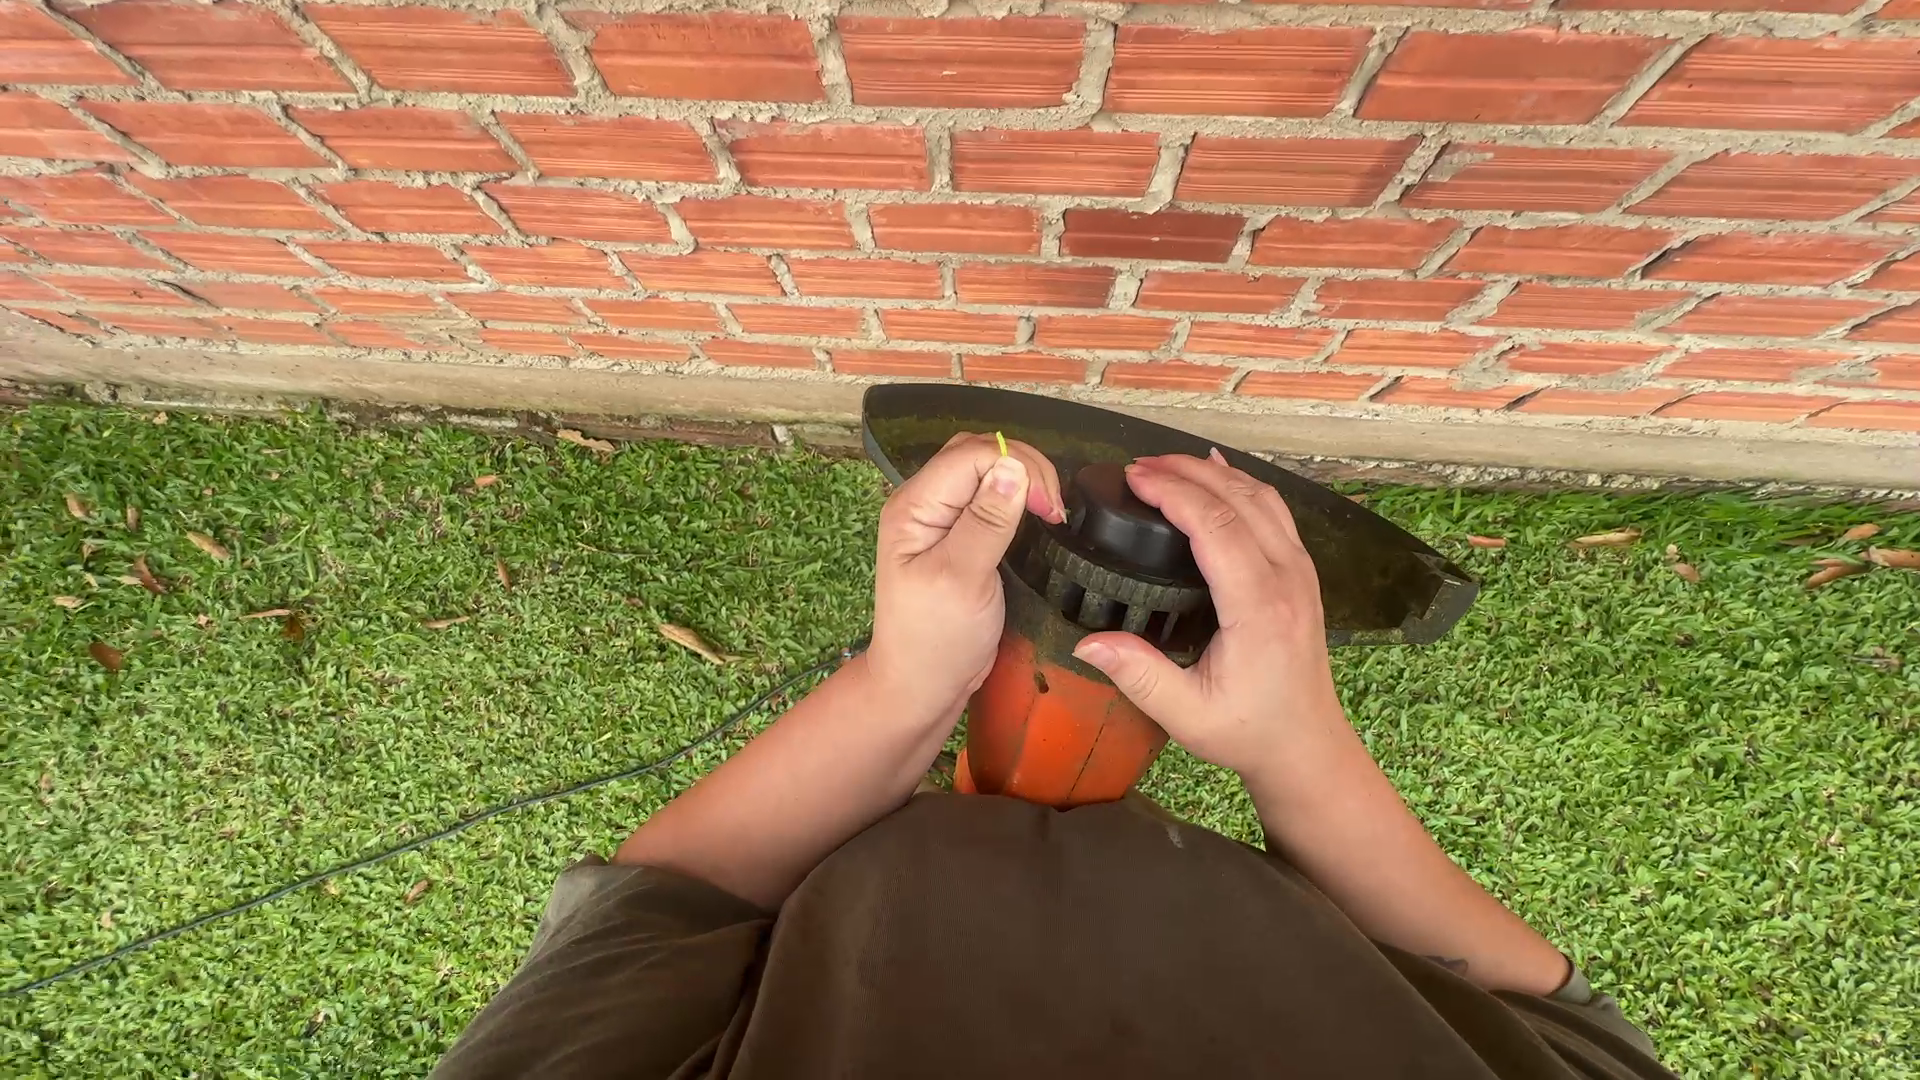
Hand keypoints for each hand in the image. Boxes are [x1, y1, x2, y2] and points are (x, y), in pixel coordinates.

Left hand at [867, 432, 1063, 722]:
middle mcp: (924, 503)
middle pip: (977, 454)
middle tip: (1055, 508)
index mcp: (914, 507)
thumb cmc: (936, 639)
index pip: (970, 456)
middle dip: (1023, 467)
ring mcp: (941, 519)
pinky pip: (988, 497)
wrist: (921, 685)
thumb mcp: (962, 580)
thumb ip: (986, 522)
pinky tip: (1036, 515)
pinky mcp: (959, 535)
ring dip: (1022, 480)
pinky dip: (1017, 498)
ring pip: (985, 472)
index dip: (1017, 466)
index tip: (1049, 508)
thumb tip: (1013, 467)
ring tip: (1051, 511)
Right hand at [1070, 451, 1345, 777]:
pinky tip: (1218, 472)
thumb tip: (1086, 643)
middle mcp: (1286, 578)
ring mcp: (1301, 571)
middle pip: (1239, 499)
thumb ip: (1139, 676)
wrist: (1306, 745)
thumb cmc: (1247, 730)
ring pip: (1261, 497)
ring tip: (1166, 464)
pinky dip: (1242, 483)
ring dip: (1213, 473)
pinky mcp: (1301, 573)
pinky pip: (1274, 510)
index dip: (1173, 493)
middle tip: (1137, 466)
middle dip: (1186, 472)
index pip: (1217, 526)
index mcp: (1258, 607)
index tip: (1133, 479)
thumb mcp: (1187, 715)